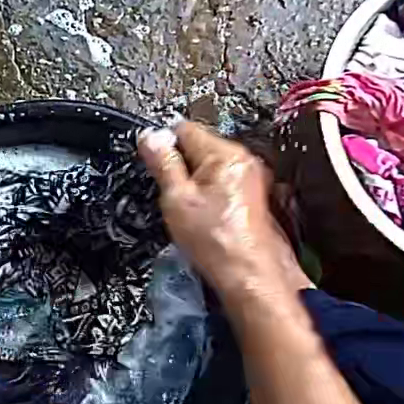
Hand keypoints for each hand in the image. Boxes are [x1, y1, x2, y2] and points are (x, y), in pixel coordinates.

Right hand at [137, 122, 310, 303]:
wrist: (249, 274)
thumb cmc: (216, 241)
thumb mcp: (176, 198)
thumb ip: (162, 162)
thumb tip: (149, 137)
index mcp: (225, 154)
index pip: (184, 129)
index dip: (162, 144)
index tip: (154, 165)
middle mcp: (243, 160)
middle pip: (198, 146)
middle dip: (180, 165)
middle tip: (172, 194)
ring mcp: (251, 177)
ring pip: (209, 166)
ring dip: (194, 181)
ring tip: (188, 209)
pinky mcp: (253, 195)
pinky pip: (222, 182)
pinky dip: (208, 194)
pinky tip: (204, 216)